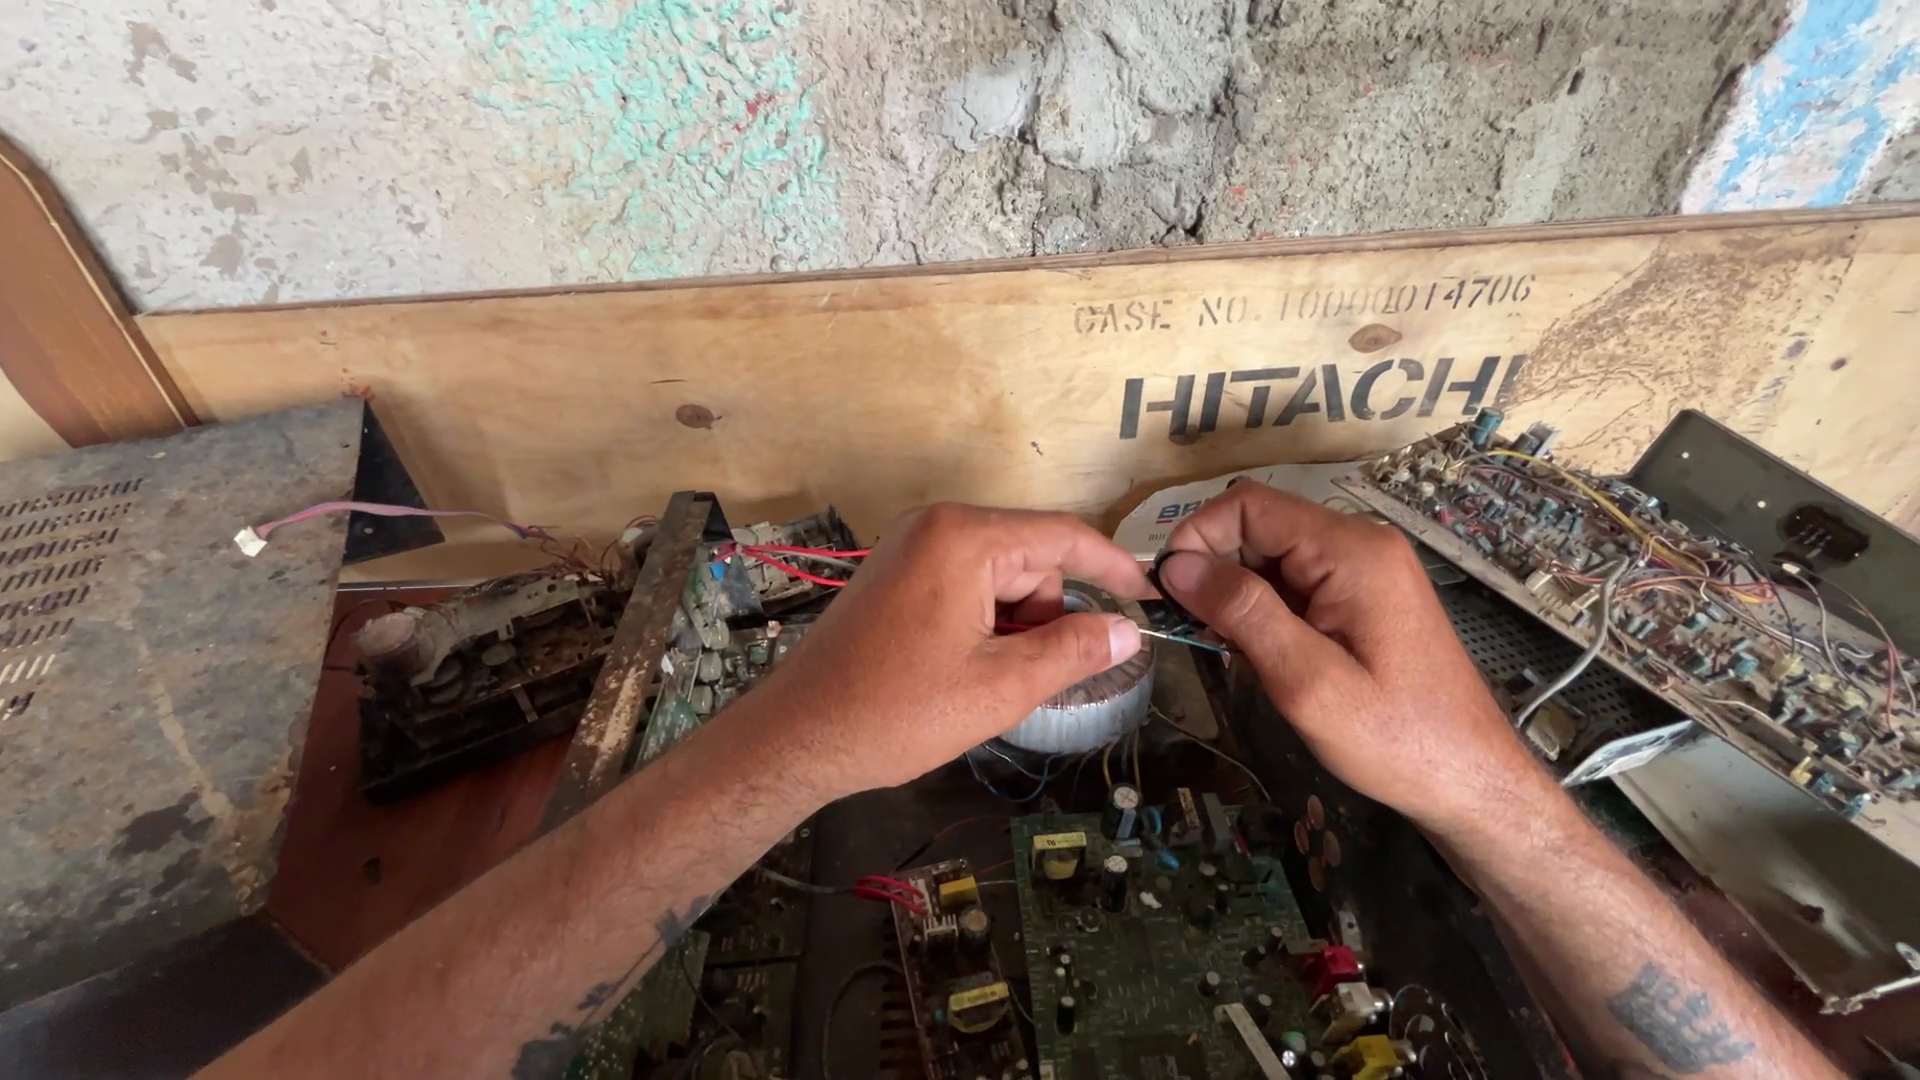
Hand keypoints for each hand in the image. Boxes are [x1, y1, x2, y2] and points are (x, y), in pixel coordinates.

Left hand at [740, 503, 1146, 799]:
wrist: (798, 735)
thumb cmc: (898, 711)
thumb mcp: (1000, 687)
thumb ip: (1072, 651)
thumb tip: (1126, 630)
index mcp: (964, 538)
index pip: (1062, 536)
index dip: (1112, 565)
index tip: (1148, 595)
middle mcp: (937, 526)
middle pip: (1029, 560)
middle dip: (1045, 615)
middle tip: (1024, 675)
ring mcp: (911, 547)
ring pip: (999, 577)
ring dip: (1013, 625)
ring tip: (984, 680)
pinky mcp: (897, 573)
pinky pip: (966, 585)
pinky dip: (984, 622)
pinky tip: (963, 667)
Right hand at [1159, 482, 1542, 833]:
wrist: (1472, 781)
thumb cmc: (1394, 739)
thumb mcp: (1306, 680)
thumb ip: (1242, 613)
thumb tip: (1176, 566)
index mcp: (1350, 552)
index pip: (1247, 505)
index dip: (1197, 537)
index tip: (1170, 592)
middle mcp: (1359, 543)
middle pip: (1258, 524)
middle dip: (1213, 567)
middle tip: (1194, 627)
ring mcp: (1363, 567)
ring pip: (1269, 552)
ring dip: (1234, 590)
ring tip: (1225, 644)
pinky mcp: (1361, 593)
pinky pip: (1292, 578)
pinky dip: (1260, 604)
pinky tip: (1255, 647)